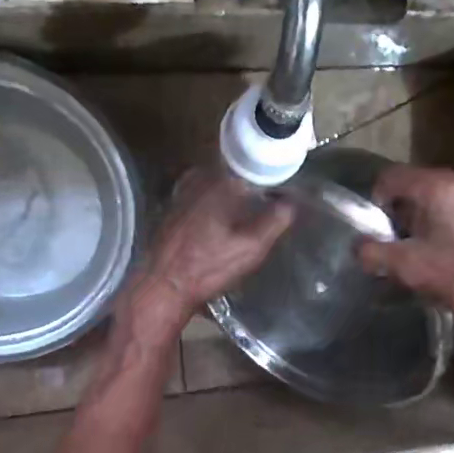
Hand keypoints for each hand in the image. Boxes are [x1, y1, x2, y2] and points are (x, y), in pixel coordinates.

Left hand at [127, 168, 294, 325]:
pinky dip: (213, 202)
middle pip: (232, 172)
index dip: (270, 178)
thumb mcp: (251, 248)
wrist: (162, 285)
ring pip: (215, 183)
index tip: (282, 190)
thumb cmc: (208, 267)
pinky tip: (220, 221)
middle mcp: (198, 180)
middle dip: (250, 183)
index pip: (253, 167)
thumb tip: (291, 202)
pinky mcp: (172, 209)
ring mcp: (181, 193)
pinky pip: (200, 195)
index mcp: (220, 183)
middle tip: (268, 199)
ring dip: (231, 193)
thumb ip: (274, 221)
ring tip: (247, 211)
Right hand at [357, 166, 453, 333]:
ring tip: (416, 260)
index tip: (372, 233)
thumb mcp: (408, 268)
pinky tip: (443, 263)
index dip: (373, 203)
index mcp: (440, 185)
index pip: (390, 177)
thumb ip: (373, 253)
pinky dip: (441, 233)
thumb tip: (358, 248)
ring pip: (435, 204)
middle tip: (392, 249)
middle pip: (413, 190)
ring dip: (419, 228)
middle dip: (396, 218)